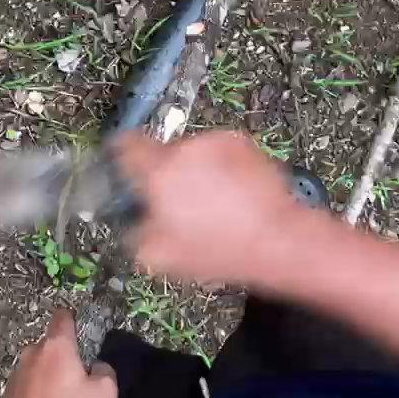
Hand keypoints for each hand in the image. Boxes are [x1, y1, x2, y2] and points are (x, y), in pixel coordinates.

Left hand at [0, 309, 117, 397]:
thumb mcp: (104, 395)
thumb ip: (105, 372)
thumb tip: (96, 367)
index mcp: (56, 346)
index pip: (62, 316)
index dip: (73, 321)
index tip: (81, 336)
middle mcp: (31, 354)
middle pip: (50, 346)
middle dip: (62, 359)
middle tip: (76, 384)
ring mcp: (14, 378)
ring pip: (36, 370)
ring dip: (47, 381)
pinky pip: (25, 392)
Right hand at [111, 130, 324, 286]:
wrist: (275, 238)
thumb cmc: (218, 250)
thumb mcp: (160, 256)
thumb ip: (134, 231)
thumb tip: (132, 219)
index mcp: (160, 171)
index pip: (127, 144)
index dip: (123, 154)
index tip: (127, 164)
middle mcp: (186, 148)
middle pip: (165, 152)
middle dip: (169, 173)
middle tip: (181, 203)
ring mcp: (217, 142)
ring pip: (194, 152)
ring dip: (197, 169)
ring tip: (213, 202)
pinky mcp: (242, 143)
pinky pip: (220, 151)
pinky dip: (221, 165)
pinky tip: (232, 194)